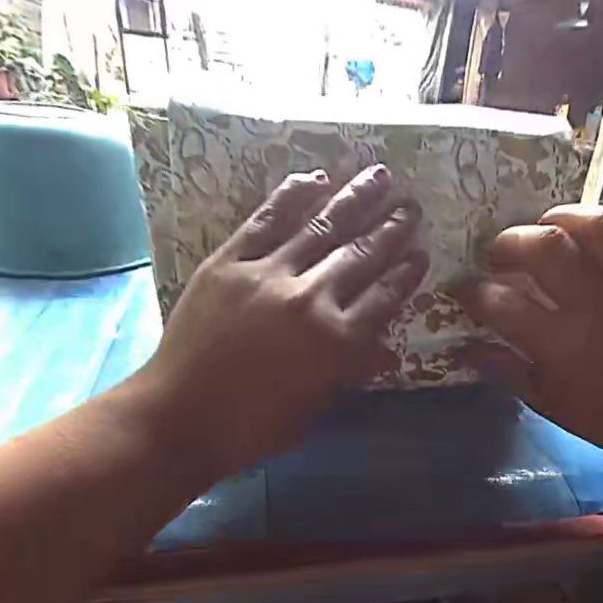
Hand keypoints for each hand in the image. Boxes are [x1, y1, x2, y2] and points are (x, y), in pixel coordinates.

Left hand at [131, 165, 429, 470]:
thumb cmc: (252, 426)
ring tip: (378, 177)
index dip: (405, 274)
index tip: (421, 253)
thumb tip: (384, 350)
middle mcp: (309, 299)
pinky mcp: (228, 261)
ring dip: (353, 200)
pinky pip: (266, 220)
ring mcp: (267, 274)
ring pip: (320, 228)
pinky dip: (291, 196)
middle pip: (359, 255)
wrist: (181, 416)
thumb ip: (349, 371)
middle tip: (410, 207)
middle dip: (390, 230)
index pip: (383, 298)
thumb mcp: (313, 407)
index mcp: (336, 342)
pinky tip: (315, 178)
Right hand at [455, 188, 602, 466]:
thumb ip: (504, 368)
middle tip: (500, 258)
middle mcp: (596, 303)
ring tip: (548, 230)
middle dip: (507, 244)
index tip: (460, 290)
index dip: (470, 292)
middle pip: (543, 246)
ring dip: (563, 218)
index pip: (499, 302)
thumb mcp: (544, 400)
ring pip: (597, 223)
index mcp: (559, 342)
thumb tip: (463, 347)